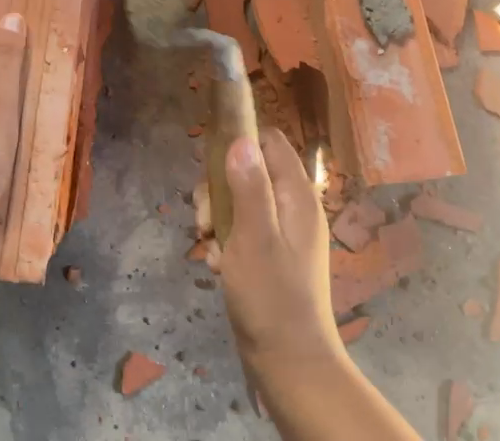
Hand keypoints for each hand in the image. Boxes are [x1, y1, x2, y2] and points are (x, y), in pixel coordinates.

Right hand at [220, 129, 345, 384]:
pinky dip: (227, 241)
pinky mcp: (272, 255)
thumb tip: (240, 139)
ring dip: (218, 217)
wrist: (289, 361)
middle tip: (203, 218)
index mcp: (296, 196)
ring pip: (241, 201)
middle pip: (250, 170)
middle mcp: (294, 207)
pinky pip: (244, 230)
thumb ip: (248, 185)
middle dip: (219, 188)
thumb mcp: (253, 235)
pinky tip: (217, 264)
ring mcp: (284, 232)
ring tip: (208, 245)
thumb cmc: (271, 295)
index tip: (210, 164)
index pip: (270, 142)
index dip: (240, 141)